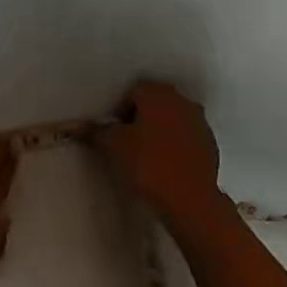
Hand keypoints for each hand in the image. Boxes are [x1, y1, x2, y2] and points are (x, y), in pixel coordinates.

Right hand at [93, 80, 225, 224]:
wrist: (187, 197)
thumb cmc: (148, 166)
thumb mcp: (113, 147)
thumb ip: (96, 132)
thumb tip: (78, 126)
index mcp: (159, 96)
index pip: (135, 90)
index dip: (120, 108)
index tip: (113, 129)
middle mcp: (183, 102)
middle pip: (157, 102)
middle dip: (140, 117)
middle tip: (126, 140)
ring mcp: (200, 123)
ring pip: (173, 119)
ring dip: (158, 131)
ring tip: (144, 155)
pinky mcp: (209, 145)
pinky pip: (186, 137)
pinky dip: (174, 145)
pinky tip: (163, 166)